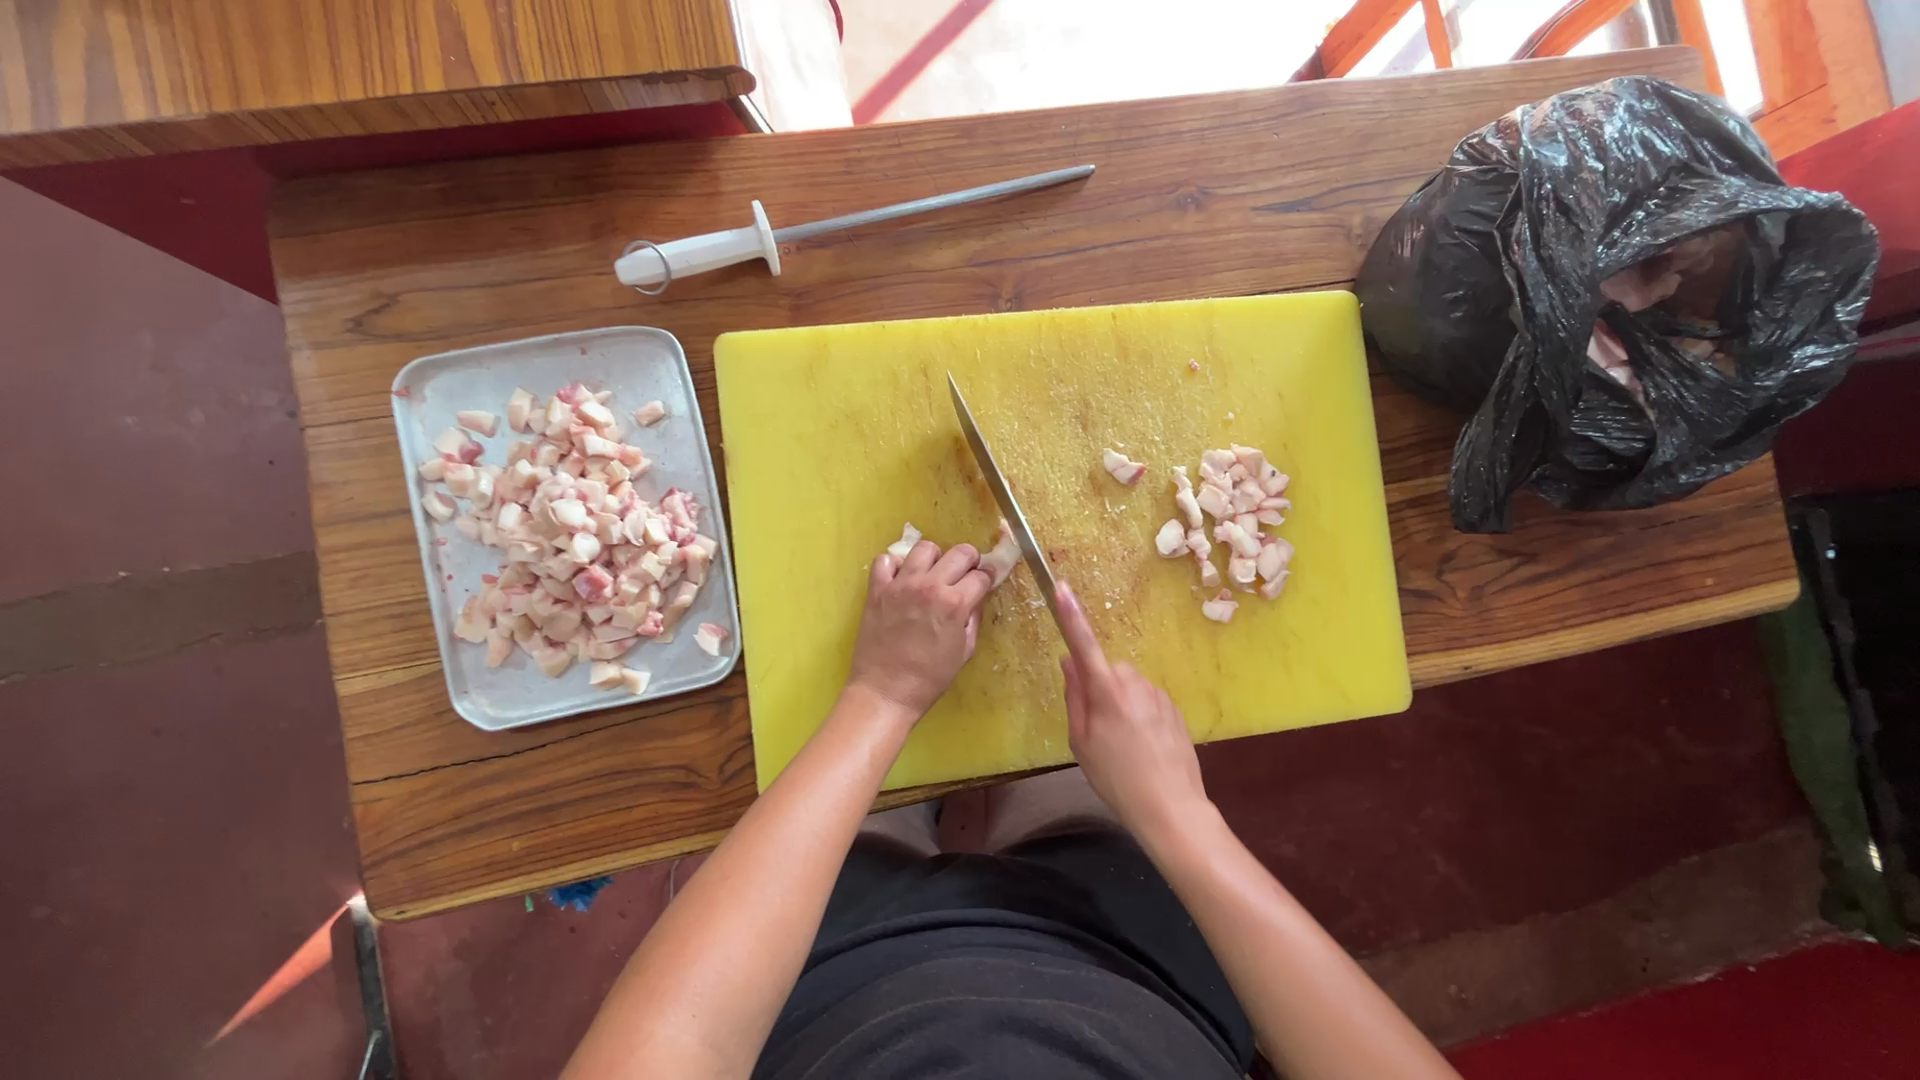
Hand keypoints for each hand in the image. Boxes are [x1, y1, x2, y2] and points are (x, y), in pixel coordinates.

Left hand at [846, 540, 994, 717]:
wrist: (886, 692)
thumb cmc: (929, 678)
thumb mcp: (965, 651)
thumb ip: (973, 618)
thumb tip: (976, 598)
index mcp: (955, 604)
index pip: (981, 575)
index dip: (987, 578)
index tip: (985, 581)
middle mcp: (929, 586)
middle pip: (960, 553)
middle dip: (969, 561)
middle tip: (965, 574)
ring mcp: (900, 585)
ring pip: (924, 547)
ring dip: (935, 558)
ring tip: (933, 573)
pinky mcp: (877, 589)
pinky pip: (886, 560)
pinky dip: (895, 564)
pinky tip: (902, 578)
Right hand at [1055, 580, 1207, 838]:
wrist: (1171, 807)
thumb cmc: (1116, 779)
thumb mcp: (1082, 743)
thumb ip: (1075, 697)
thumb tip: (1069, 662)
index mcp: (1107, 693)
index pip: (1083, 646)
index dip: (1071, 616)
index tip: (1062, 588)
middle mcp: (1135, 684)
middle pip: (1108, 671)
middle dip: (1100, 688)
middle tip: (1097, 730)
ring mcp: (1159, 695)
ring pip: (1129, 686)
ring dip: (1122, 703)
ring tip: (1124, 745)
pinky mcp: (1175, 708)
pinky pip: (1148, 700)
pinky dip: (1141, 714)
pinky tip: (1144, 747)